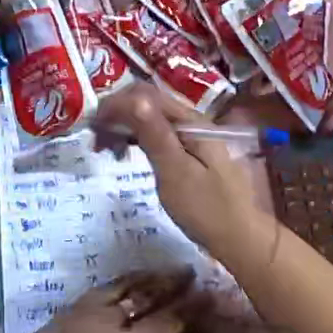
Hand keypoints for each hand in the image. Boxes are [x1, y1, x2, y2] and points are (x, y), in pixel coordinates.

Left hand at [0, 270, 196, 332]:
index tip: (214, 330)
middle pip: (172, 320)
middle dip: (195, 307)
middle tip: (214, 293)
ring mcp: (105, 321)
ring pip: (149, 296)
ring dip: (172, 283)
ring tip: (191, 273)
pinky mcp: (84, 303)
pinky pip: (119, 284)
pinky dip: (140, 276)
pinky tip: (153, 272)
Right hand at [94, 86, 275, 250]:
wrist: (241, 238)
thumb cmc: (206, 208)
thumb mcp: (175, 172)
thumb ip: (155, 134)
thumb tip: (133, 98)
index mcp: (189, 121)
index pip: (146, 95)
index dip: (115, 103)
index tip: (92, 125)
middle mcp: (192, 122)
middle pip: (149, 102)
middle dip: (118, 113)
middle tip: (96, 139)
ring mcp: (192, 137)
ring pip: (152, 118)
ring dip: (126, 126)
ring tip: (106, 148)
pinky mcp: (190, 153)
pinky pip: (159, 134)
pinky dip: (138, 138)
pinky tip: (127, 153)